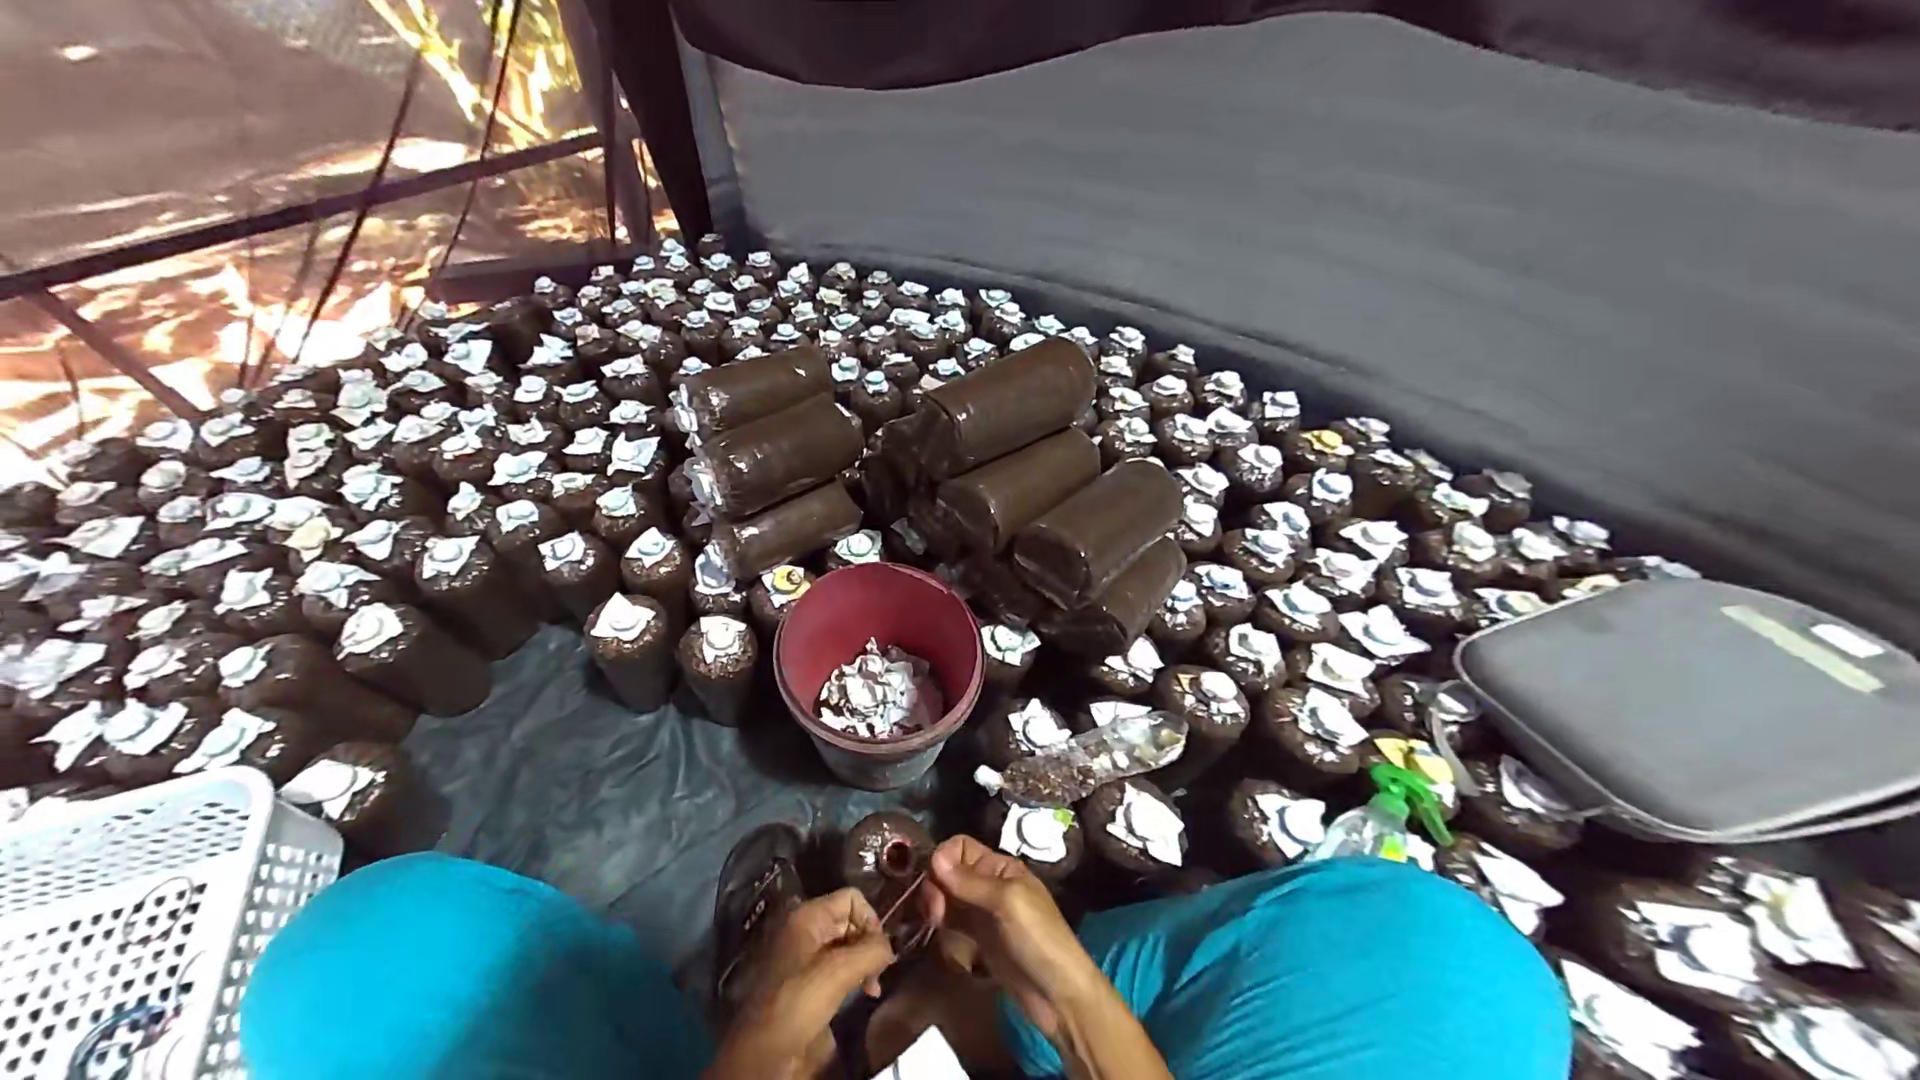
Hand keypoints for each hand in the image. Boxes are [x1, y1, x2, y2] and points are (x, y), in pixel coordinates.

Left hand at [705, 887, 895, 1079]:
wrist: (760, 1050)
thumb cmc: (798, 1001)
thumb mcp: (840, 972)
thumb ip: (872, 951)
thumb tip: (890, 946)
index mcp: (807, 915)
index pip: (852, 898)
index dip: (871, 920)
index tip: (879, 952)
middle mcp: (802, 927)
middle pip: (848, 921)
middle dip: (868, 945)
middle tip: (877, 977)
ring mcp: (798, 952)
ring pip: (842, 945)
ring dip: (860, 963)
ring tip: (870, 990)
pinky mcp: (798, 978)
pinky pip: (831, 964)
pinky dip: (847, 975)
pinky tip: (855, 994)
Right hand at [919, 835, 1104, 1038]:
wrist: (1058, 996)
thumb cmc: (1039, 938)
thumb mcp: (1008, 901)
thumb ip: (970, 881)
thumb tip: (935, 858)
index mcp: (999, 868)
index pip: (959, 848)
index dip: (943, 860)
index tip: (936, 883)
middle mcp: (987, 886)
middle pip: (947, 876)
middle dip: (936, 892)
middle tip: (936, 915)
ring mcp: (981, 916)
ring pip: (945, 905)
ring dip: (940, 918)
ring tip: (946, 935)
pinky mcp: (977, 945)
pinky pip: (951, 932)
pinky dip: (948, 941)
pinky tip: (958, 956)